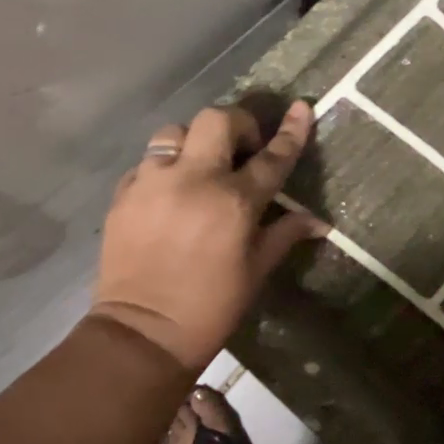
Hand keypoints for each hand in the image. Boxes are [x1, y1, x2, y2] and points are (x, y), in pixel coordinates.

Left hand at [90, 101, 323, 370]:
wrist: (142, 335)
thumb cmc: (211, 306)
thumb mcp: (257, 270)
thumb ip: (284, 233)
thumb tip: (319, 221)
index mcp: (234, 201)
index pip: (271, 155)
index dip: (291, 130)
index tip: (301, 107)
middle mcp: (193, 180)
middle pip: (216, 120)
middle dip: (236, 124)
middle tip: (242, 149)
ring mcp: (153, 184)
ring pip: (175, 132)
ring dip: (194, 143)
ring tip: (199, 168)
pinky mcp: (123, 195)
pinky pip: (147, 163)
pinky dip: (163, 169)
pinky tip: (169, 193)